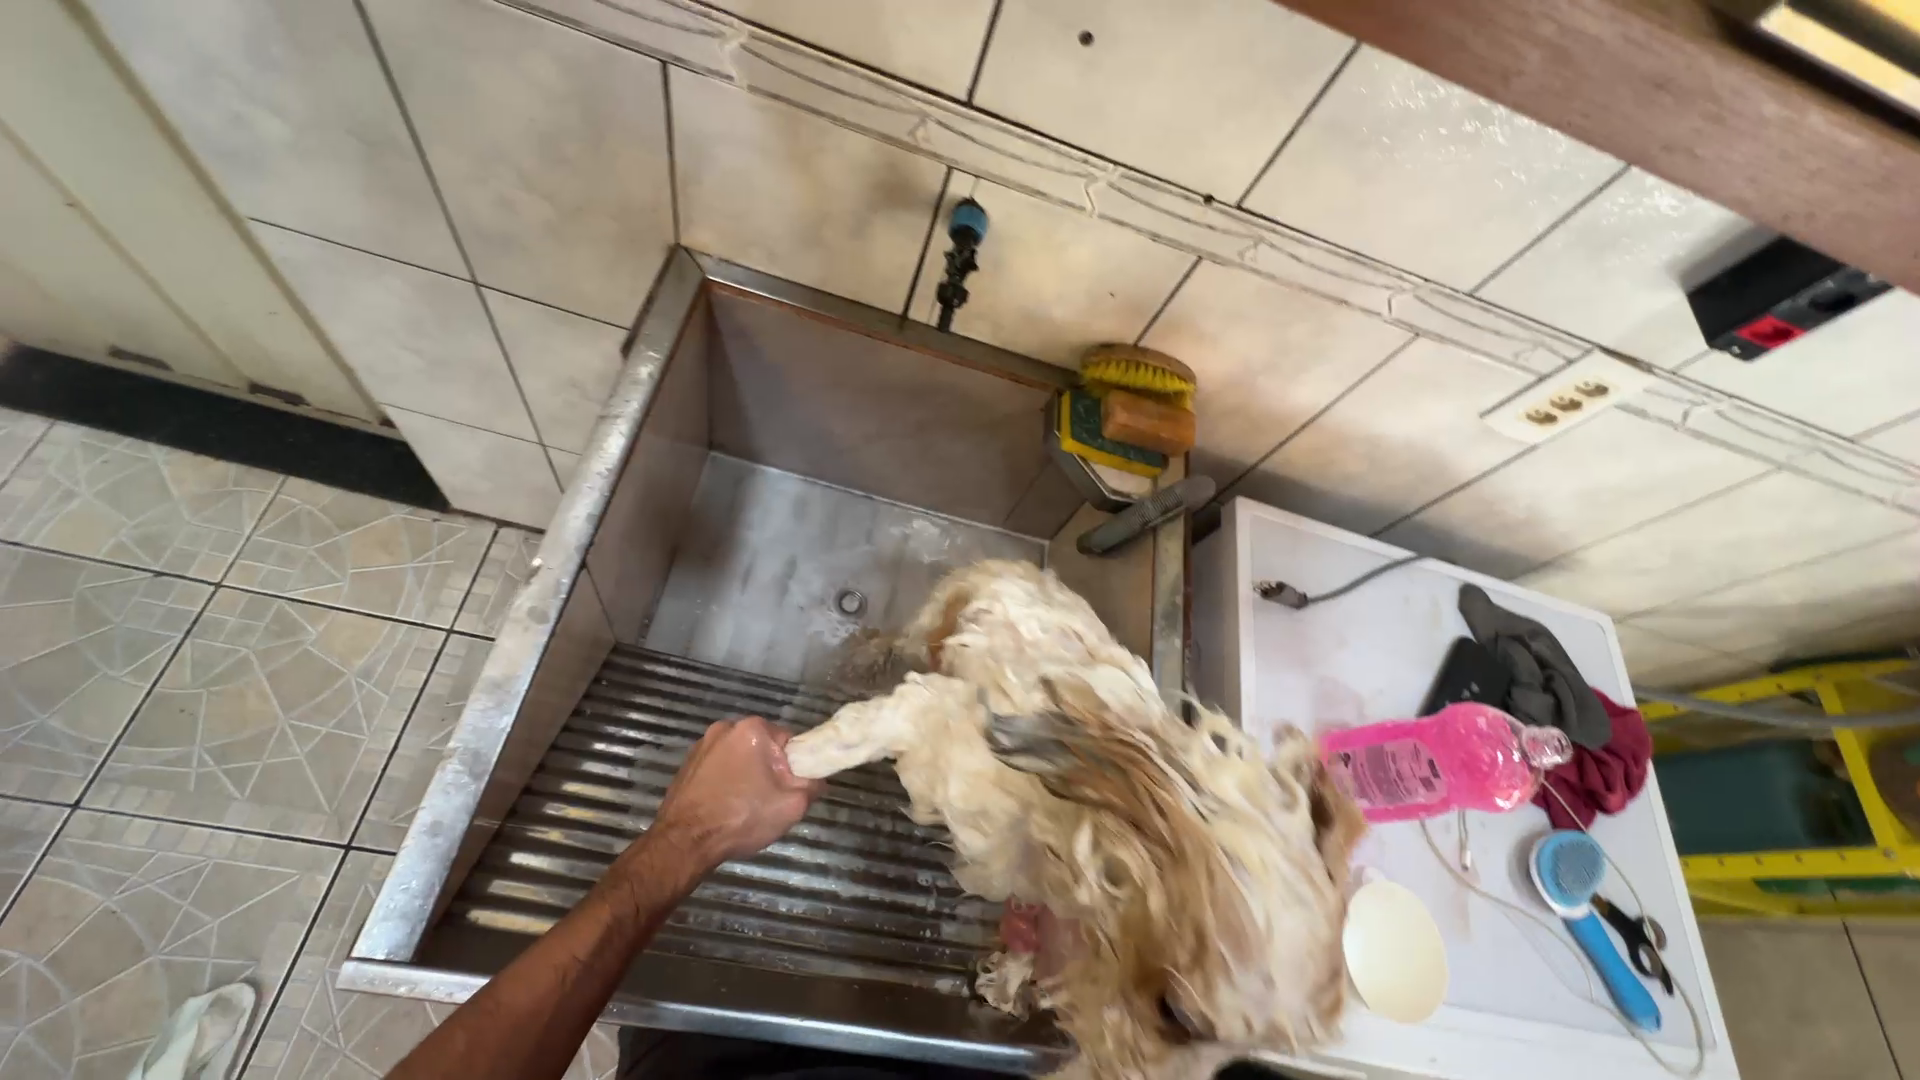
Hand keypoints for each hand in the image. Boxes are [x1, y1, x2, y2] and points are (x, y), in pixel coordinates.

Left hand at [650, 716, 821, 871]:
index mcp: (753, 729)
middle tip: (767, 800)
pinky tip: (722, 805)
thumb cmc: (741, 818)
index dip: (793, 767)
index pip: (788, 741)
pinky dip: (724, 781)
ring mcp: (702, 744)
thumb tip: (817, 779)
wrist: (684, 843)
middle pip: (762, 747)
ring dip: (745, 775)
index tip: (786, 789)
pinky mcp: (686, 763)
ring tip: (742, 806)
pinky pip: (718, 767)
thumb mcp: (792, 805)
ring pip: (739, 757)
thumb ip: (813, 785)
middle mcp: (726, 727)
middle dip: (768, 770)